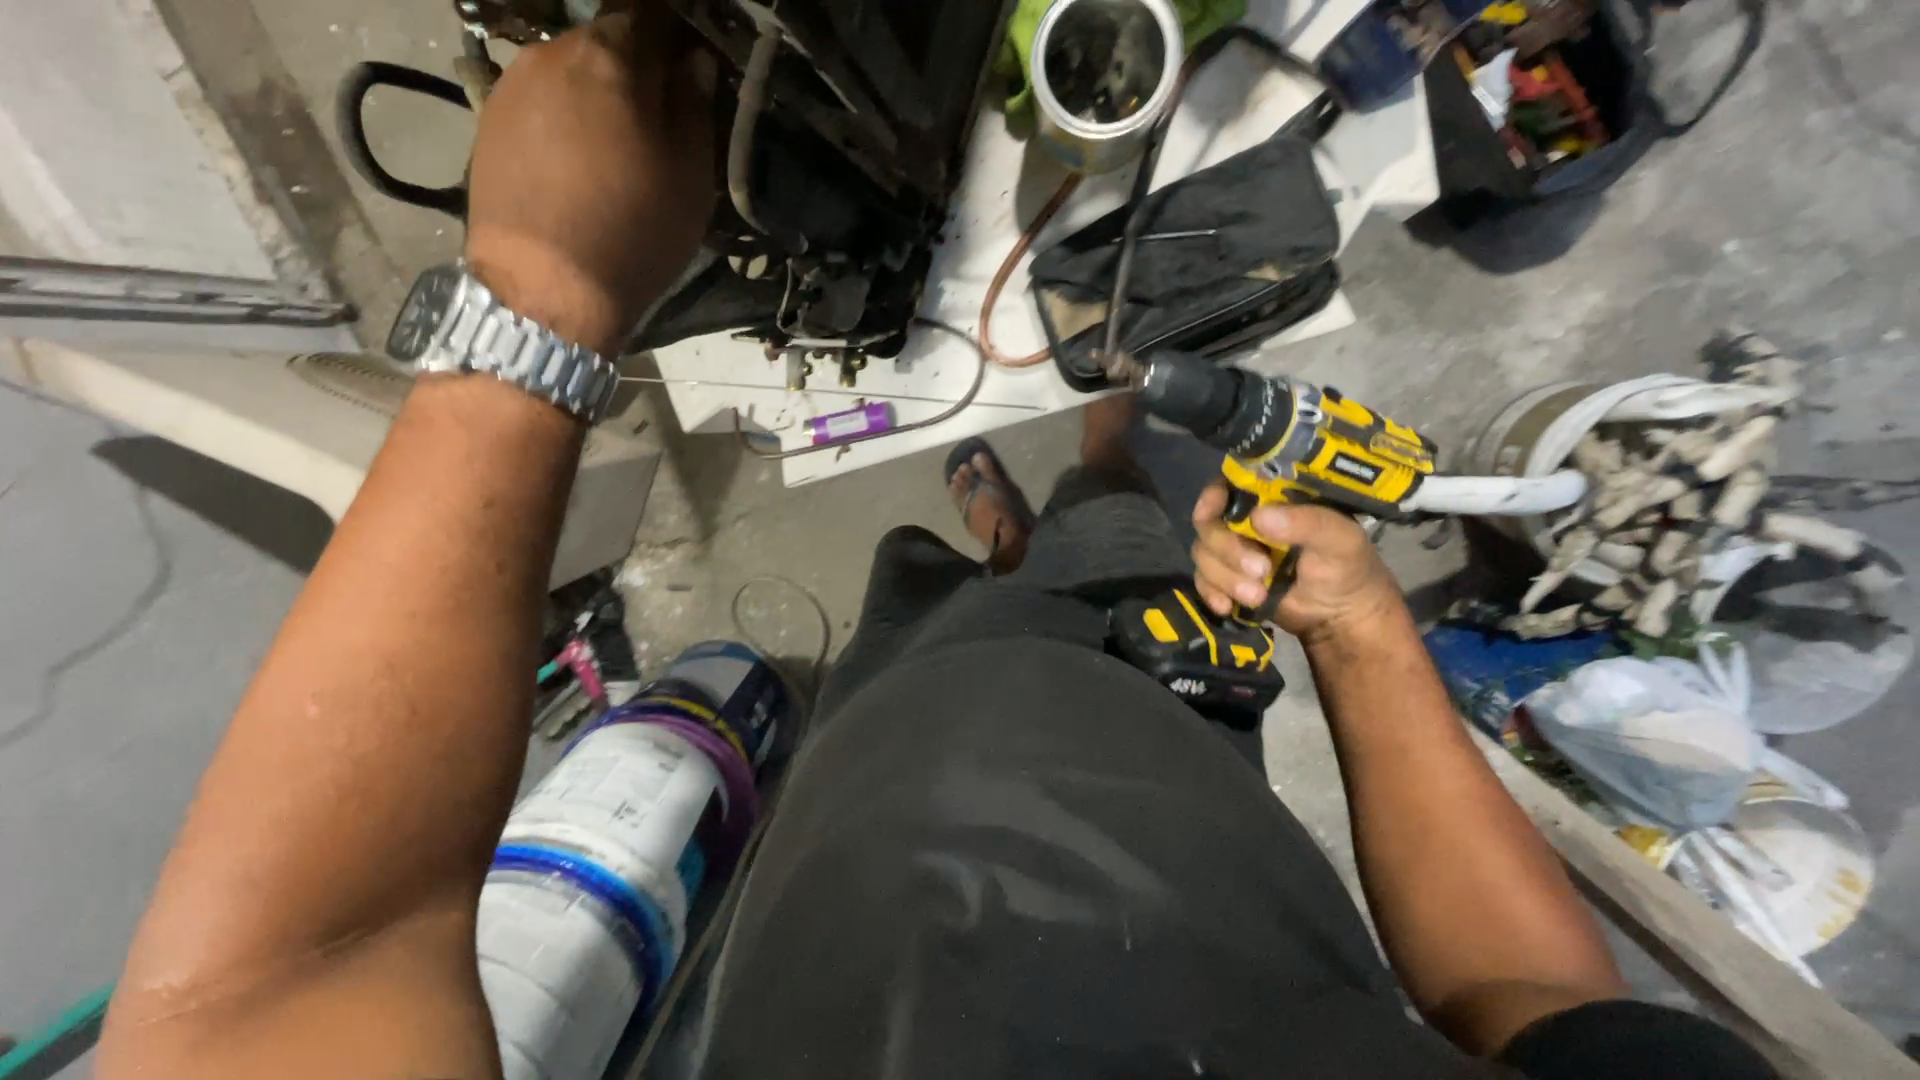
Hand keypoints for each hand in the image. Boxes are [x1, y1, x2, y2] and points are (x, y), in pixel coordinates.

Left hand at [465, 5, 714, 354]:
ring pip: (570, 69)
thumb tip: (694, 59)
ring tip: (619, 146)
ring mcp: (512, 82)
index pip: (649, 12)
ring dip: (599, 93)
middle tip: (662, 114)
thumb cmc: (633, 235)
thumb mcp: (690, 178)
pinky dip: (566, 114)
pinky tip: (579, 160)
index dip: (677, 32)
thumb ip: (694, 107)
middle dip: (638, 65)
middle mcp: (552, 51)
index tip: (694, 62)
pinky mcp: (488, 119)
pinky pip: (541, 98)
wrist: (543, 291)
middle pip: (606, 38)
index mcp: (611, 57)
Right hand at [1190, 482, 1404, 645]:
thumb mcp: (1340, 539)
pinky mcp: (1226, 579)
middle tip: (1260, 570)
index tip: (1210, 511)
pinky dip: (1212, 593)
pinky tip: (1227, 606)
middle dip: (1228, 549)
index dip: (1214, 495)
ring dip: (1226, 577)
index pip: (1230, 484)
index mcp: (1273, 499)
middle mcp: (1246, 520)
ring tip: (1257, 596)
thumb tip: (1259, 517)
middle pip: (1210, 523)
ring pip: (1204, 553)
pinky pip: (1202, 580)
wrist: (1341, 616)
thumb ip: (1308, 523)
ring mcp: (1233, 550)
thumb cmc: (1346, 567)